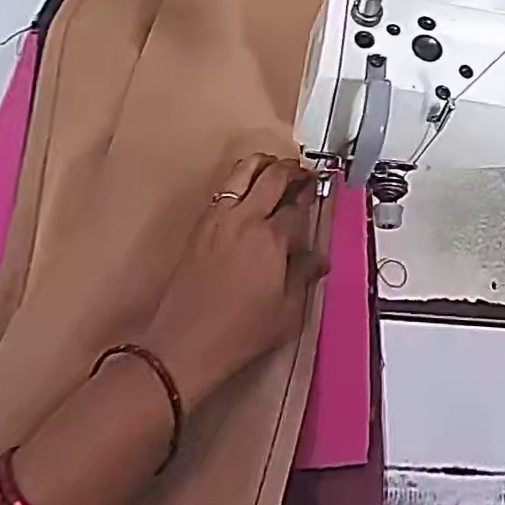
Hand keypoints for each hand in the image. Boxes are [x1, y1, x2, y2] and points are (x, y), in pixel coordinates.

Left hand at [140, 154, 325, 405]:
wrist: (186, 342)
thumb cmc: (240, 331)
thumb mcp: (287, 311)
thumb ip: (304, 276)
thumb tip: (319, 259)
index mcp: (271, 239)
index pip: (296, 207)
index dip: (309, 199)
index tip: (315, 196)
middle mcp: (245, 219)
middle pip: (273, 176)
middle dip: (293, 170)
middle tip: (303, 174)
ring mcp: (219, 217)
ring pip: (243, 170)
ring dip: (264, 163)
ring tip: (276, 168)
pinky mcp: (201, 224)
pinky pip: (224, 186)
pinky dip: (240, 178)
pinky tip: (247, 190)